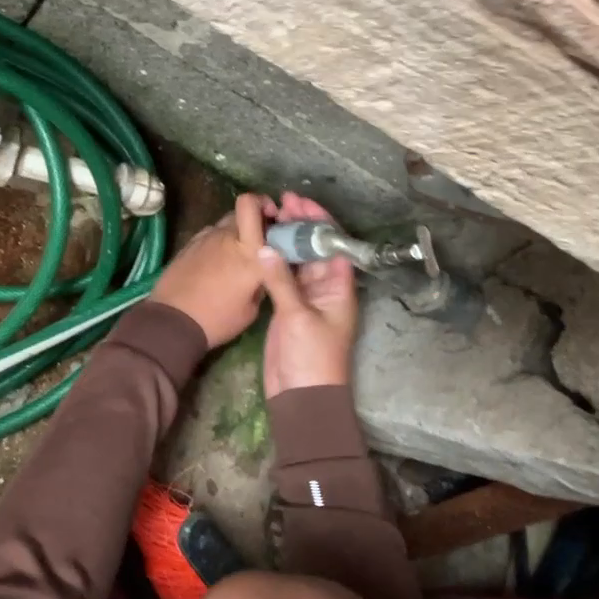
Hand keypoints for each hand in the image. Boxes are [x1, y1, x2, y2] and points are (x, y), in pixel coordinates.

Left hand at [149, 193, 276, 348]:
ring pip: (224, 225)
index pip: (250, 204)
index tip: (272, 218)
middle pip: (241, 212)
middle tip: (257, 242)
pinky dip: (217, 244)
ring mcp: (204, 239)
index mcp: (248, 250)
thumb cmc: (217, 319)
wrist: (172, 322)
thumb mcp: (251, 308)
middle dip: (253, 222)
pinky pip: (209, 236)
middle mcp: (225, 236)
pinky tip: (215, 265)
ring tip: (235, 258)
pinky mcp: (188, 246)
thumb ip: (261, 279)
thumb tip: (264, 268)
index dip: (262, 203)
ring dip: (234, 234)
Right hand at [257, 193, 357, 396]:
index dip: (318, 222)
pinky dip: (273, 260)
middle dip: (300, 224)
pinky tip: (260, 243)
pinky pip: (281, 276)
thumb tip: (264, 246)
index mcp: (339, 288)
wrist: (301, 396)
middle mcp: (324, 288)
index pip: (332, 245)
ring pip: (296, 260)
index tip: (300, 202)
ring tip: (270, 214)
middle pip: (314, 248)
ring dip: (286, 238)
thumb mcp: (297, 316)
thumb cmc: (311, 357)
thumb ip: (281, 281)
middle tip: (282, 201)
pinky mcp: (287, 308)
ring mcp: (305, 298)